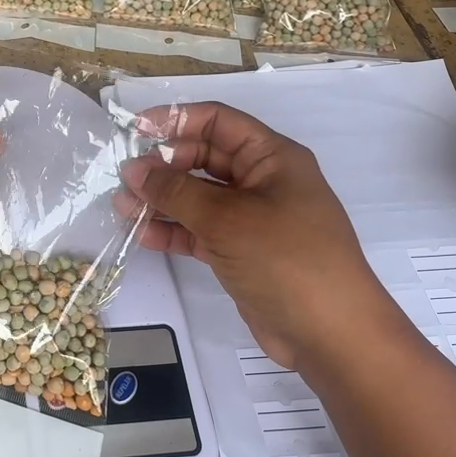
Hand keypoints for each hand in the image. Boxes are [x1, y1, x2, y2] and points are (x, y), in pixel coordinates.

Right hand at [115, 101, 392, 368]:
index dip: (175, 120)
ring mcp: (253, 218)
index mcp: (272, 158)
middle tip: (125, 179)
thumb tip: (132, 169)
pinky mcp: (243, 252)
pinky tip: (144, 234)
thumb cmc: (286, 259)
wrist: (332, 336)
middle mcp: (263, 181)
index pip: (217, 122)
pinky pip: (201, 230)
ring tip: (123, 207)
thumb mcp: (226, 218)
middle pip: (204, 158)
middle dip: (164, 165)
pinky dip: (174, 230)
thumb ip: (175, 190)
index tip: (134, 131)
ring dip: (162, 200)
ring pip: (199, 196)